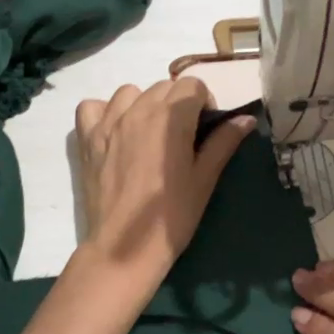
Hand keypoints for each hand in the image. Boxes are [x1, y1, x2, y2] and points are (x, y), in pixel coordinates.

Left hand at [74, 79, 253, 280]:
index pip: (193, 85)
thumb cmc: (172, 215)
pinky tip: (115, 133)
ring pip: (130, 93)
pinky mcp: (87, 138)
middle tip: (182, 137)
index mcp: (171, 116)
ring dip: (143, 105)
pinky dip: (105, 113)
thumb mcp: (204, 179)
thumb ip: (224, 142)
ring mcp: (108, 122)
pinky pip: (93, 107)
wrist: (125, 248)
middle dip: (177, 104)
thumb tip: (246, 118)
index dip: (204, 103)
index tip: (205, 129)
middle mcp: (138, 109)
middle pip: (163, 87)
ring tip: (149, 134)